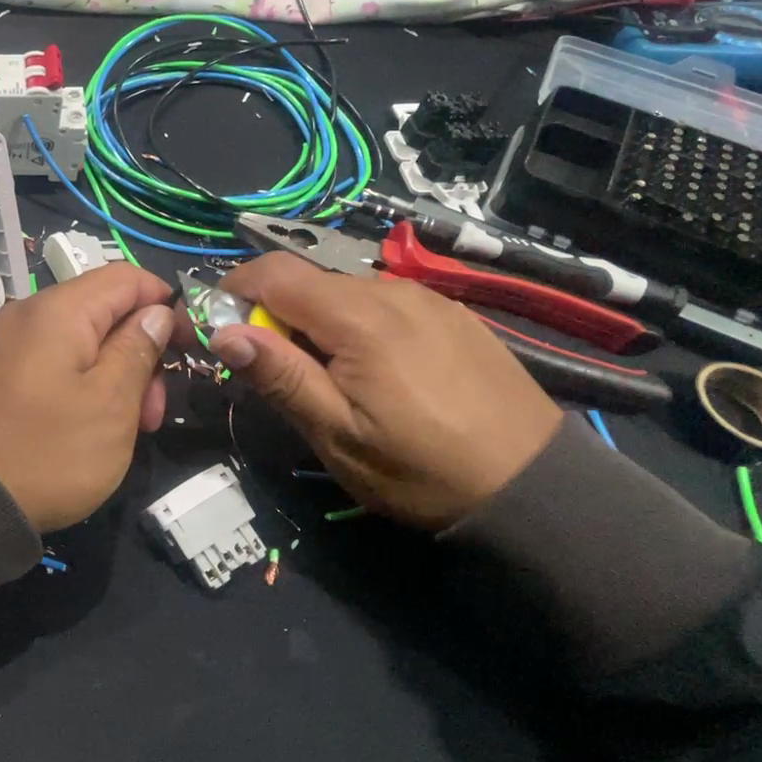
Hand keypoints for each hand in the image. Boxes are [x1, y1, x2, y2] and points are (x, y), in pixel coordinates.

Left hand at [0, 264, 174, 531]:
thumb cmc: (48, 451)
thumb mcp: (111, 404)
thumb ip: (138, 349)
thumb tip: (155, 312)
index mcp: (58, 310)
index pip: (125, 277)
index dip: (164, 303)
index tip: (189, 347)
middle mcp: (28, 315)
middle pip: (102, 312)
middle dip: (140, 353)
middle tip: (153, 413)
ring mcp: (7, 344)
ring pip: (79, 341)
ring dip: (114, 375)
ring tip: (129, 429)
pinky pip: (52, 363)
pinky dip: (82, 384)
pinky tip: (92, 425)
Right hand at [203, 254, 562, 528]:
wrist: (538, 490)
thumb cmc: (422, 469)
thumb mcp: (337, 434)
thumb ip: (280, 375)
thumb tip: (223, 331)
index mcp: (358, 317)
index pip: (271, 272)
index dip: (233, 291)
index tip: (223, 332)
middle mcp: (392, 292)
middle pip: (306, 280)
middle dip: (273, 313)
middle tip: (276, 370)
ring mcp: (428, 299)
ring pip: (343, 291)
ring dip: (314, 320)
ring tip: (328, 377)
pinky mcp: (452, 315)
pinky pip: (381, 303)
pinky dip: (354, 324)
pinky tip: (376, 372)